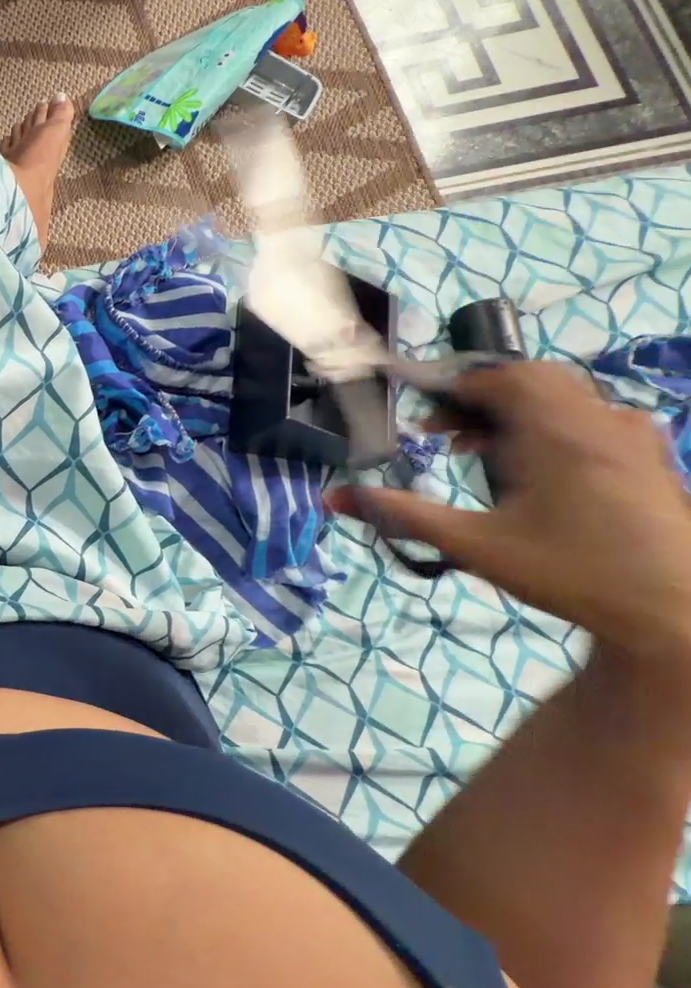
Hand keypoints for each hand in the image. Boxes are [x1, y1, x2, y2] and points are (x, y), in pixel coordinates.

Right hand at [329, 361, 690, 661]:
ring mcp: (631, 437)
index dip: (451, 387)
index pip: (500, 378)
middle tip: (437, 433)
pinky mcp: (646, 456)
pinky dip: (544, 427)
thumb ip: (400, 515)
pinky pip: (587, 418)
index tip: (414, 415)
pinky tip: (524, 469)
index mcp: (558, 433)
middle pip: (532, 380)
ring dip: (509, 413)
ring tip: (473, 452)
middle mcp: (600, 422)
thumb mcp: (472, 544)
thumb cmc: (569, 571)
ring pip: (561, 398)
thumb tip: (331, 498)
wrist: (676, 609)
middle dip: (477, 398)